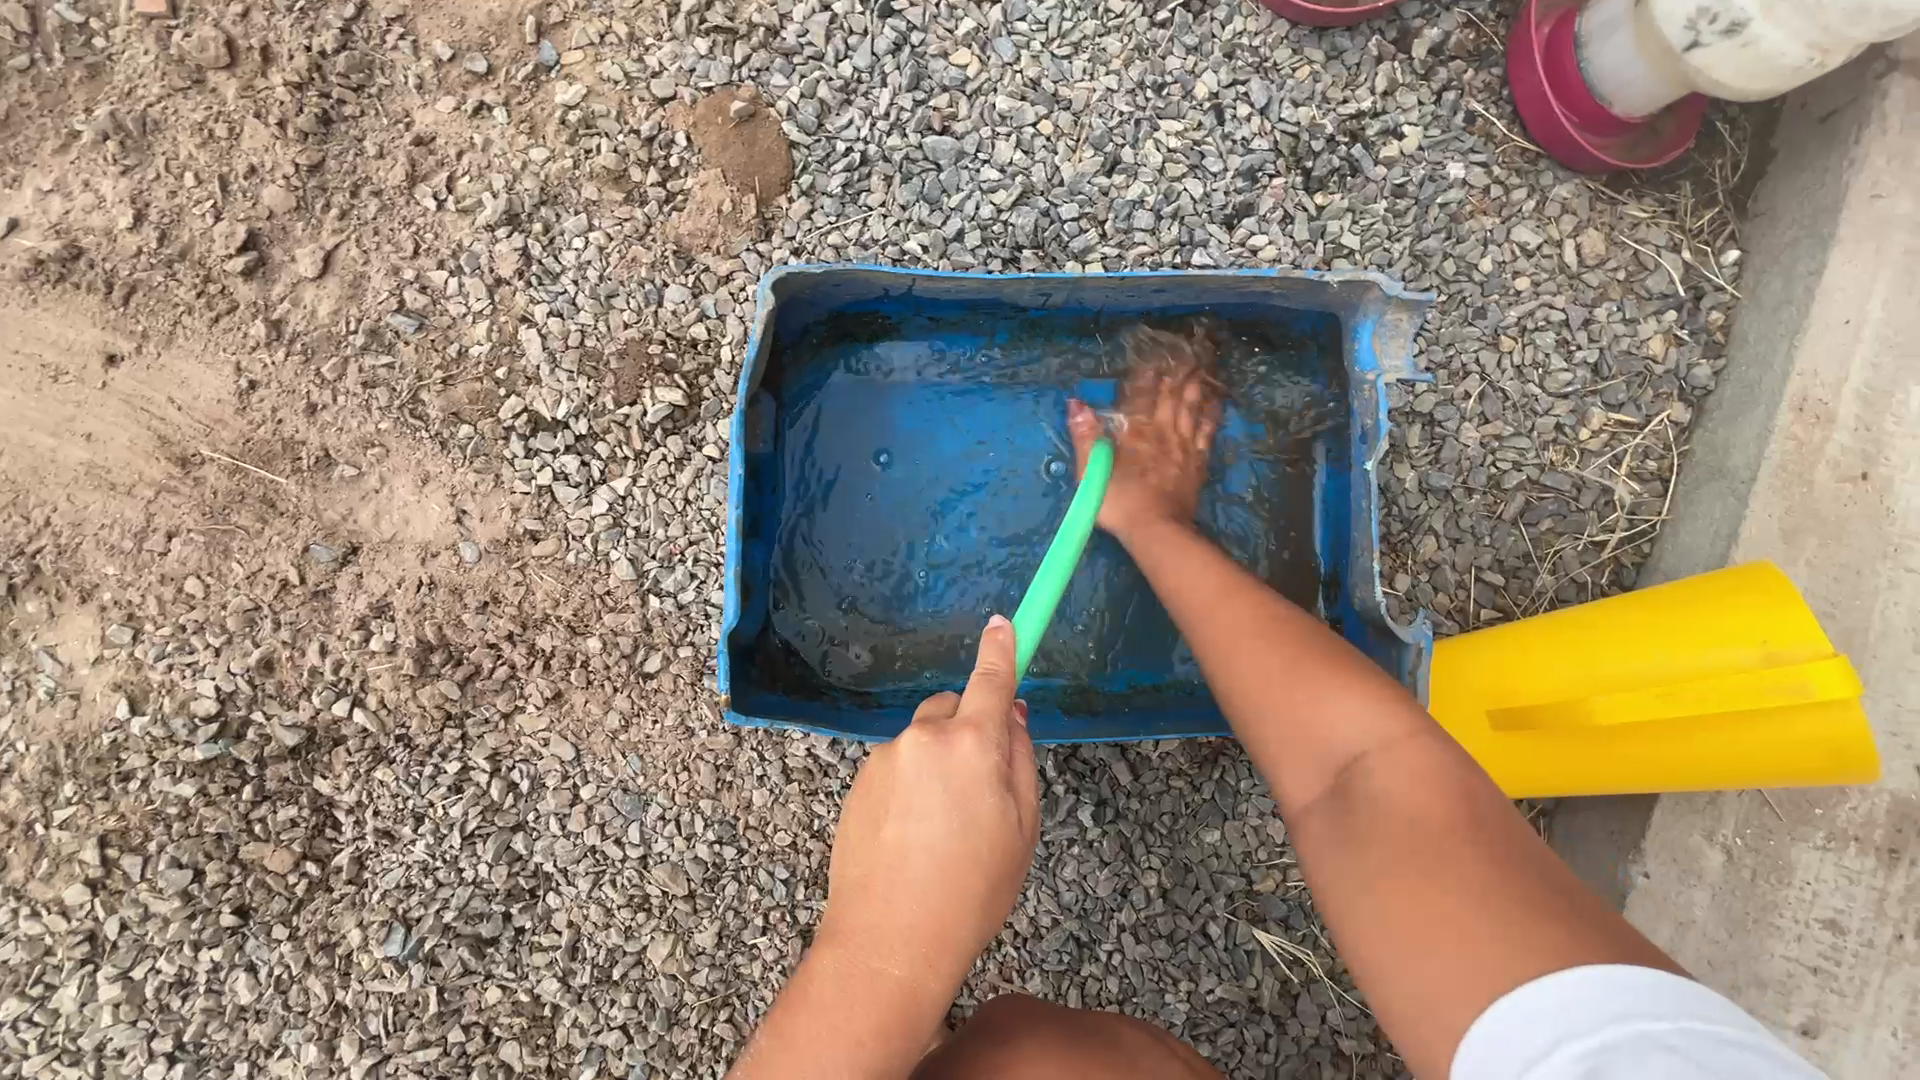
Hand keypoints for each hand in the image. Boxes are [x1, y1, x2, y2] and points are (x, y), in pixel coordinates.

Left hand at [816, 614, 1040, 995]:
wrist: (889, 939)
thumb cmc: (972, 889)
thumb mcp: (1022, 827)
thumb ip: (1019, 759)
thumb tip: (1011, 713)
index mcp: (971, 743)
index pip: (990, 679)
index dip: (1000, 649)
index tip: (1001, 623)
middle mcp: (923, 737)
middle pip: (953, 708)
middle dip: (969, 728)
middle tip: (979, 785)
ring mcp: (885, 757)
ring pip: (923, 740)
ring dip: (937, 762)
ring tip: (941, 827)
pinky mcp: (859, 780)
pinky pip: (897, 765)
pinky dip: (910, 783)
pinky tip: (911, 834)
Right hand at [1067, 331, 1220, 541]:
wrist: (1155, 528)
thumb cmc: (1117, 501)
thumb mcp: (1091, 469)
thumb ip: (1085, 435)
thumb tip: (1076, 402)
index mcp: (1135, 432)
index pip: (1139, 396)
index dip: (1144, 375)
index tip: (1151, 356)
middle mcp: (1161, 432)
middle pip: (1170, 397)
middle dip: (1175, 375)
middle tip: (1184, 355)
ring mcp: (1183, 447)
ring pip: (1191, 409)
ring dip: (1195, 388)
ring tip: (1201, 370)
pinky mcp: (1197, 464)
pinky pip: (1208, 433)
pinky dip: (1212, 416)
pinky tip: (1216, 405)